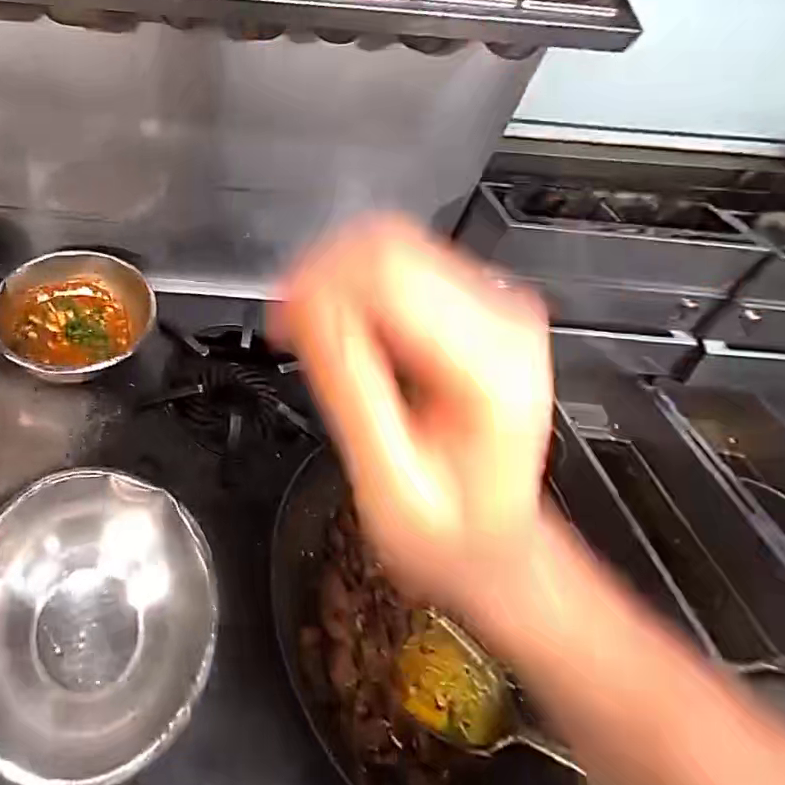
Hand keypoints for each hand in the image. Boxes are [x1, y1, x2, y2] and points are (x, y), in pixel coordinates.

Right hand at [277, 216, 554, 622]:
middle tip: (286, 321)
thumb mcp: (389, 480)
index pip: (391, 276)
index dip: (321, 283)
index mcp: (489, 363)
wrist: (494, 538)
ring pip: (394, 246)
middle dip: (323, 274)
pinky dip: (358, 284)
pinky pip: (403, 265)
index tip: (282, 316)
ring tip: (308, 328)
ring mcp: (492, 305)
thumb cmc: (450, 531)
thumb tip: (304, 310)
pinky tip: (341, 326)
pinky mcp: (474, 303)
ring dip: (337, 276)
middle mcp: (502, 319)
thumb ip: (350, 387)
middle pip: (392, 247)